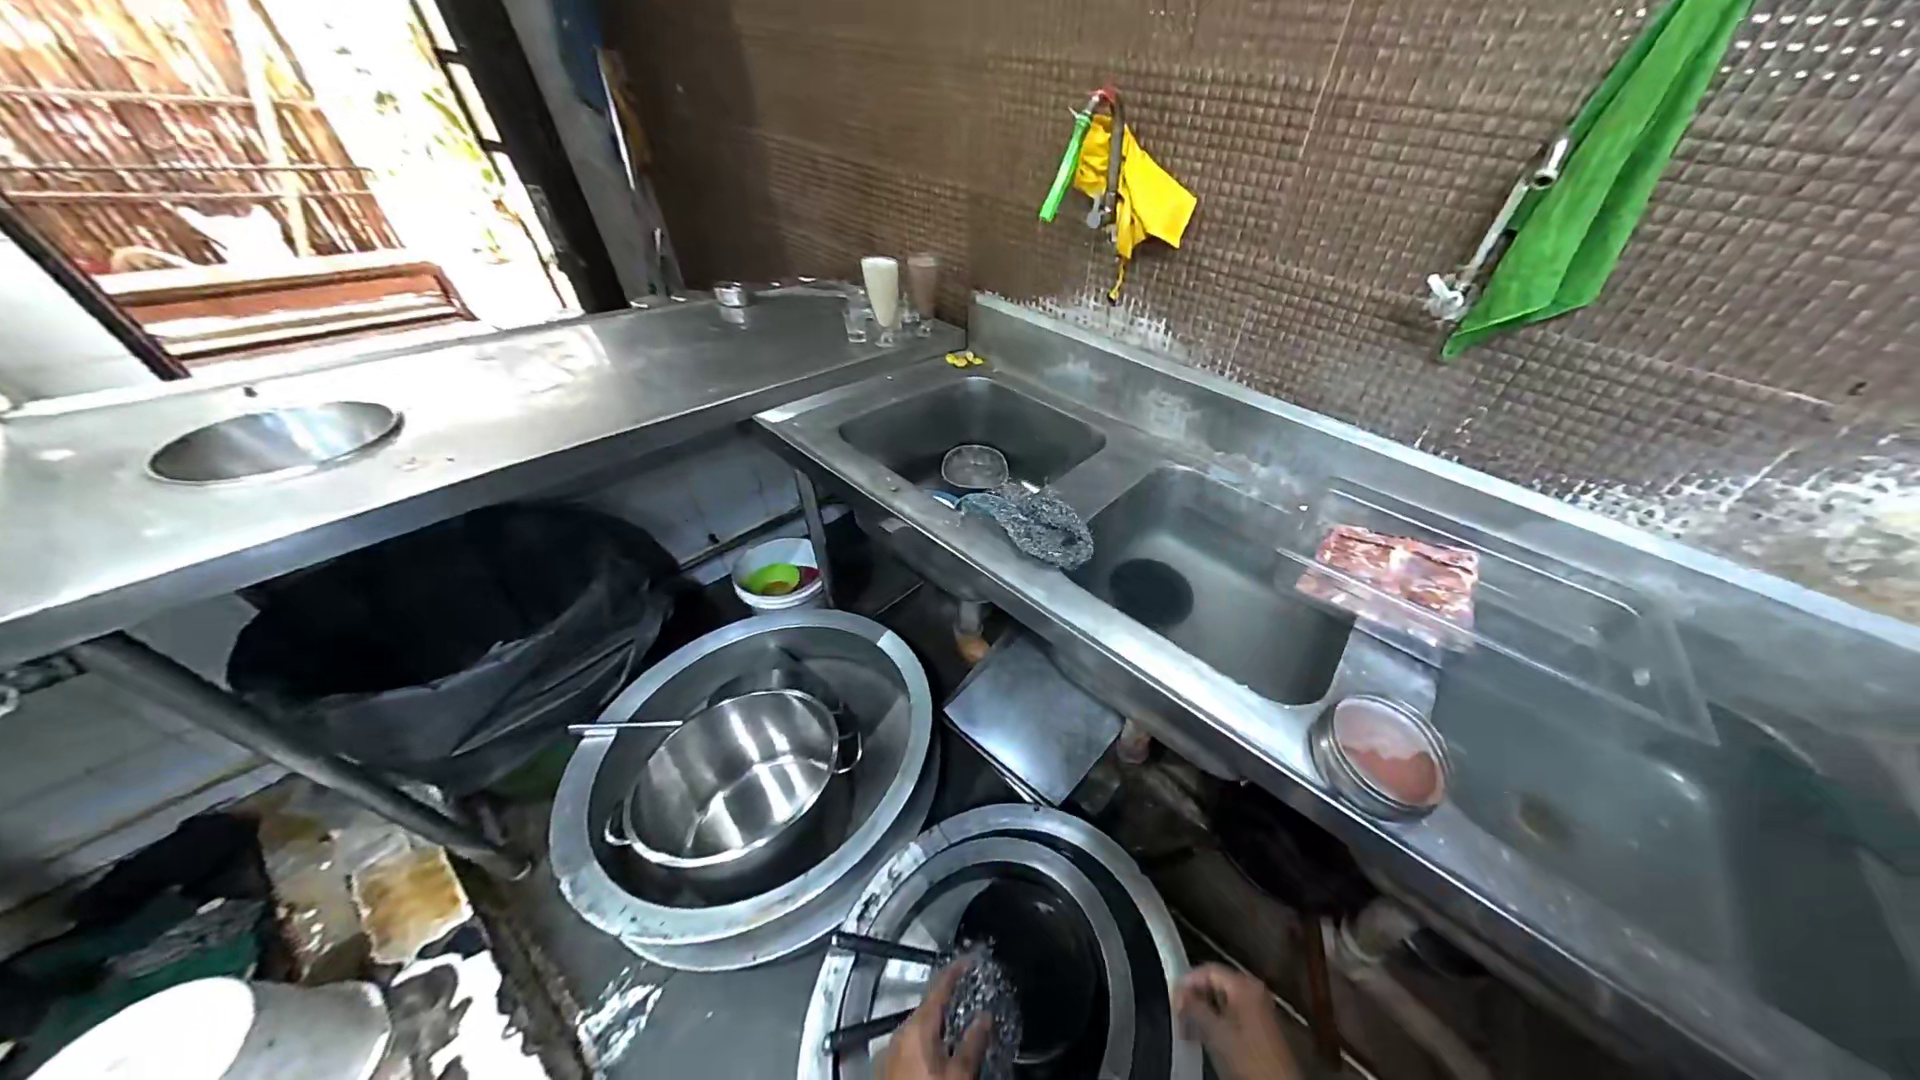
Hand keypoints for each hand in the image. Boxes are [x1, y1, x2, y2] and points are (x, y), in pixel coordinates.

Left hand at [877, 958, 991, 1079]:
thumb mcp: (959, 1077)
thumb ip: (973, 1043)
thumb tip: (985, 1017)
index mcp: (916, 1028)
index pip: (939, 987)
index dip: (956, 971)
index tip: (971, 959)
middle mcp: (899, 1033)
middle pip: (929, 1007)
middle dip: (950, 1001)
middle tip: (972, 995)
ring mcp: (890, 1053)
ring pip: (920, 1028)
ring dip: (941, 1024)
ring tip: (962, 1026)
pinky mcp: (887, 1072)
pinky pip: (913, 1046)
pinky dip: (930, 1042)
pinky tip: (943, 1053)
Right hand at [1173, 964, 1299, 1079]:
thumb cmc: (1251, 1058)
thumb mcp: (1214, 1031)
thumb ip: (1192, 1006)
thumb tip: (1178, 992)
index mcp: (1244, 985)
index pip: (1208, 970)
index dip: (1188, 981)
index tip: (1174, 994)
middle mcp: (1255, 991)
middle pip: (1216, 985)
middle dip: (1195, 998)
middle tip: (1180, 1012)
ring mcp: (1261, 1009)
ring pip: (1223, 1001)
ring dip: (1205, 1012)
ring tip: (1191, 1028)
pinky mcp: (1263, 1027)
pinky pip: (1233, 1014)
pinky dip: (1218, 1021)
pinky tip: (1209, 1036)